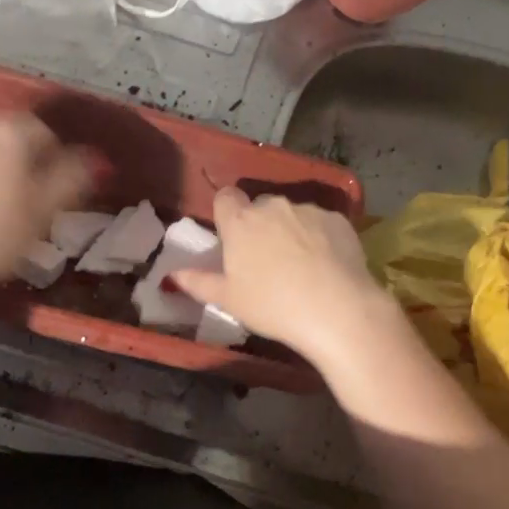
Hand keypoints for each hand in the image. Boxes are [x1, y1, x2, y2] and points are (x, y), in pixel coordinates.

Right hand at [168, 187, 400, 366]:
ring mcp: (308, 210)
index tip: (231, 236)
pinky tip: (325, 265)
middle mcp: (273, 206)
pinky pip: (321, 223)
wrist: (337, 310)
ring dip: (290, 230)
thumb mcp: (228, 300)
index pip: (225, 197)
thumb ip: (197, 283)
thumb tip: (170, 275)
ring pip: (292, 214)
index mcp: (240, 222)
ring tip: (300, 266)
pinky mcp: (339, 220)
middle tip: (265, 260)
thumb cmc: (271, 306)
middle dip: (259, 226)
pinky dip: (319, 238)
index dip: (226, 213)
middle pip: (260, 207)